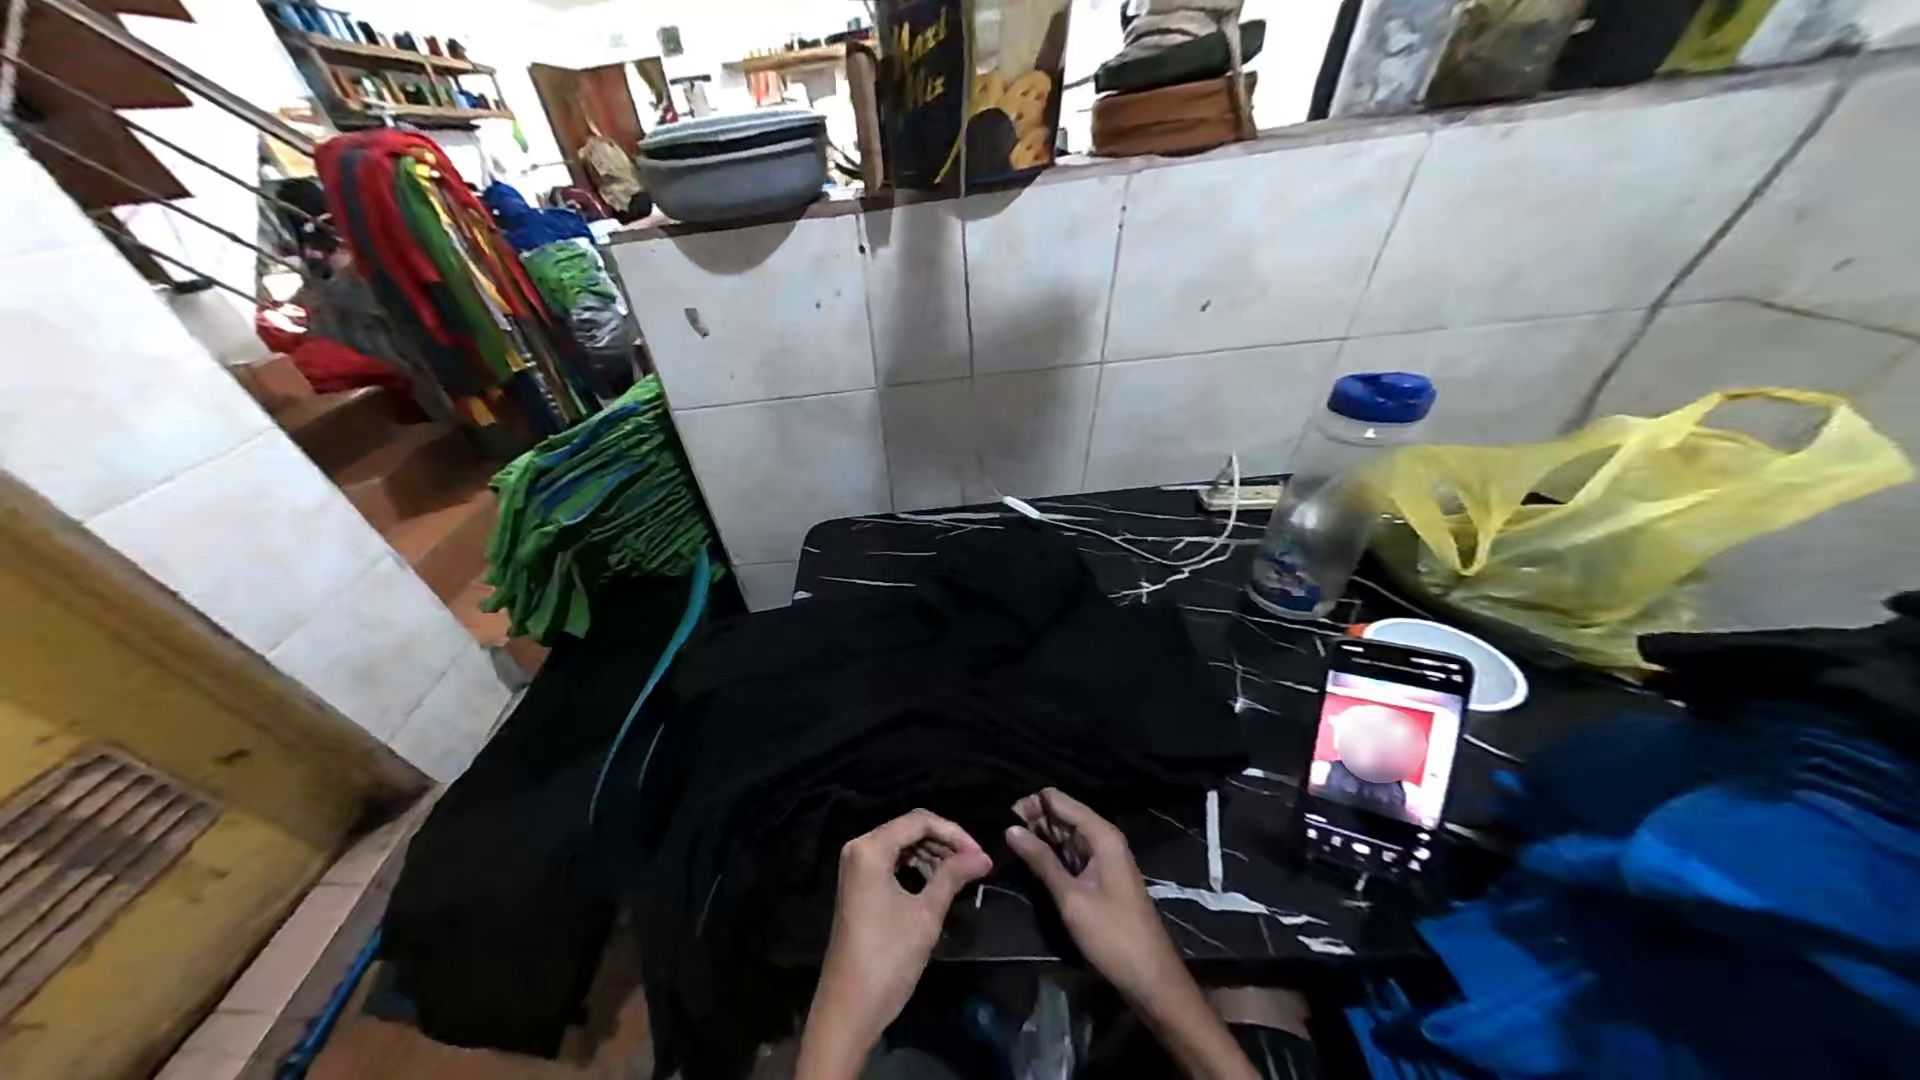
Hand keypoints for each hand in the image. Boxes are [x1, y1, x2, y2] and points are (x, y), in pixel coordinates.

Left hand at [798, 810, 991, 1079]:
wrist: (848, 1010)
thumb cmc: (888, 958)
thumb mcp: (927, 914)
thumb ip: (954, 876)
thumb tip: (985, 857)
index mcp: (871, 848)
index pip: (920, 820)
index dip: (954, 832)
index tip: (981, 854)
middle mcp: (859, 848)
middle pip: (910, 829)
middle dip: (945, 843)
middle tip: (976, 863)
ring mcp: (856, 866)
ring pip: (902, 845)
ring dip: (933, 855)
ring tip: (962, 874)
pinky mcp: (859, 884)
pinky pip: (892, 861)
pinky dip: (916, 867)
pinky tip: (938, 882)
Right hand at [1004, 788, 1183, 1000]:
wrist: (1151, 978)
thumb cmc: (1112, 935)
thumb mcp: (1071, 897)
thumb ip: (1041, 860)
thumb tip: (1010, 828)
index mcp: (1100, 834)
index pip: (1057, 800)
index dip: (1030, 804)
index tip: (1001, 820)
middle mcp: (1102, 837)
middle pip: (1060, 814)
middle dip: (1031, 821)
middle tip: (1000, 837)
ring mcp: (1102, 857)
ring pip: (1063, 834)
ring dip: (1038, 837)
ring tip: (1007, 846)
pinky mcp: (1098, 875)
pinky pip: (1070, 853)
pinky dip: (1050, 854)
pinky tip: (1028, 861)